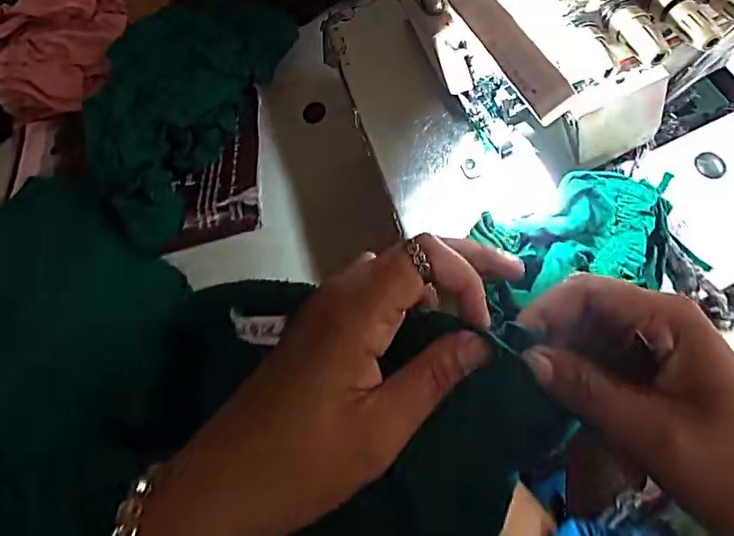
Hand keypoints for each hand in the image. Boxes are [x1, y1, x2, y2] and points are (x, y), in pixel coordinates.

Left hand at [143, 236, 524, 535]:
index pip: (425, 254)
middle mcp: (342, 288)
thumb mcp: (379, 430)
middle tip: (513, 274)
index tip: (484, 327)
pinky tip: (431, 317)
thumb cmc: (301, 462)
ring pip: (396, 262)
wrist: (219, 486)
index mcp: (356, 307)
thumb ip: (434, 376)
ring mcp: (329, 300)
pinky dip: (415, 290)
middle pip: (413, 247)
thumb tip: (483, 342)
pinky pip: (378, 283)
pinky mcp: (323, 319)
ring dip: (440, 272)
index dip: (465, 277)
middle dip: (466, 257)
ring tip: (478, 296)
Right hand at [518, 276, 733, 535]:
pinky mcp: (663, 376)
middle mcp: (662, 320)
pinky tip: (610, 444)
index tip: (513, 346)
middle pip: (591, 318)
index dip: (548, 310)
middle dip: (564, 356)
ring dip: (584, 388)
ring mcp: (663, 347)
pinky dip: (602, 404)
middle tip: (539, 399)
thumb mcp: (658, 435)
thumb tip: (530, 358)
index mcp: (667, 315)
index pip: (591, 291)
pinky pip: (615, 376)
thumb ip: (591, 393)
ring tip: (584, 432)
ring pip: (598, 350)